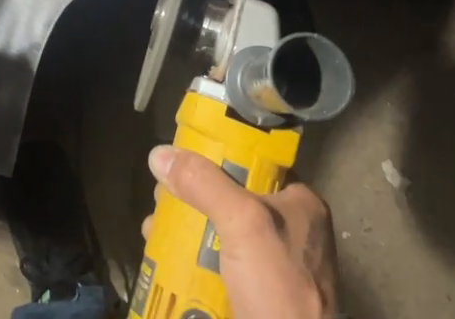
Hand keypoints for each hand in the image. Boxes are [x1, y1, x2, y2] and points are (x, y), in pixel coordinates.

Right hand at [142, 145, 337, 318]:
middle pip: (229, 199)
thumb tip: (161, 154)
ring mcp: (272, 269)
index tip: (180, 161)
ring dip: (184, 231)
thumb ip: (205, 185)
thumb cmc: (279, 290)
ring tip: (153, 230)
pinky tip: (164, 260)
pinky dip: (190, 261)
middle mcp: (290, 232)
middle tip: (160, 200)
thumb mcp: (244, 223)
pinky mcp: (256, 299)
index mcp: (300, 205)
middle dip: (190, 199)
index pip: (253, 165)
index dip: (214, 158)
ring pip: (218, 234)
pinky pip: (217, 267)